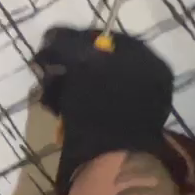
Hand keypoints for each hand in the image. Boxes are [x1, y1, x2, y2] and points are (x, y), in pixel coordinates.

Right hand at [32, 27, 177, 194]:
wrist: (108, 159)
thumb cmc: (100, 107)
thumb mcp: (83, 64)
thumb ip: (68, 44)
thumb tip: (51, 34)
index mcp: (148, 62)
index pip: (110, 37)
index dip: (78, 37)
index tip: (50, 44)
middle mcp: (144, 81)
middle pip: (98, 61)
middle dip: (67, 64)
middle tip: (45, 70)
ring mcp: (129, 106)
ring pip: (89, 84)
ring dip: (63, 85)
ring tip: (47, 93)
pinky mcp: (111, 126)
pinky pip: (87, 105)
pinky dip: (69, 104)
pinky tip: (55, 109)